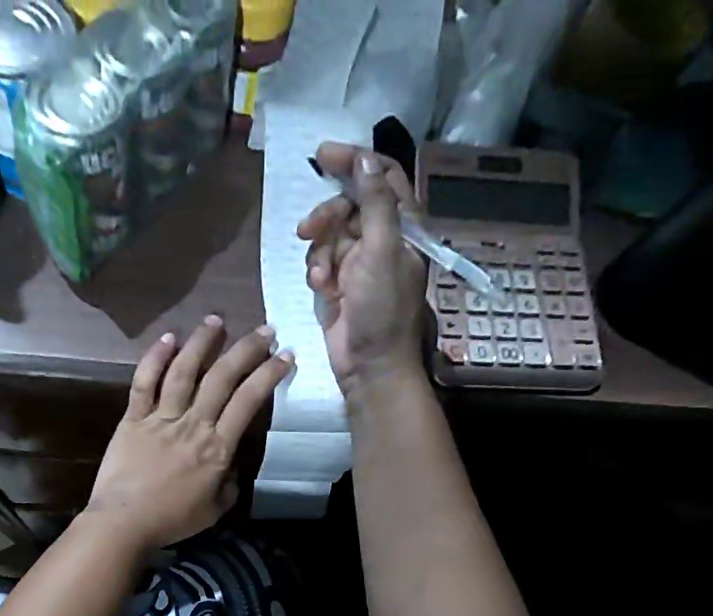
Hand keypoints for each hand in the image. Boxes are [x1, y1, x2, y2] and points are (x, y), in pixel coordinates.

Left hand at [82, 317, 293, 552]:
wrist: (124, 522)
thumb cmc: (172, 520)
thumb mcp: (215, 509)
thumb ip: (229, 484)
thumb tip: (232, 465)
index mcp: (217, 448)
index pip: (249, 401)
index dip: (269, 374)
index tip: (285, 355)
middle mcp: (193, 424)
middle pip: (222, 378)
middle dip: (247, 349)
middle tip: (264, 329)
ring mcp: (161, 418)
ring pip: (184, 371)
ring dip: (202, 342)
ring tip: (217, 320)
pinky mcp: (133, 419)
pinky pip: (144, 383)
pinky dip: (155, 358)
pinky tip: (169, 337)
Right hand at [297, 143, 428, 397]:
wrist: (369, 364)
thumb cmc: (383, 309)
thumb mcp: (382, 250)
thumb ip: (374, 203)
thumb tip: (364, 159)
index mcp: (404, 226)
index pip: (382, 176)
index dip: (355, 161)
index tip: (323, 154)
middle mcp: (382, 238)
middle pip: (348, 204)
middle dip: (326, 215)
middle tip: (308, 229)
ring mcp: (358, 261)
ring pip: (329, 233)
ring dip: (319, 251)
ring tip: (320, 276)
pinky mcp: (338, 283)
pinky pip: (320, 261)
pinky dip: (317, 272)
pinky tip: (321, 290)